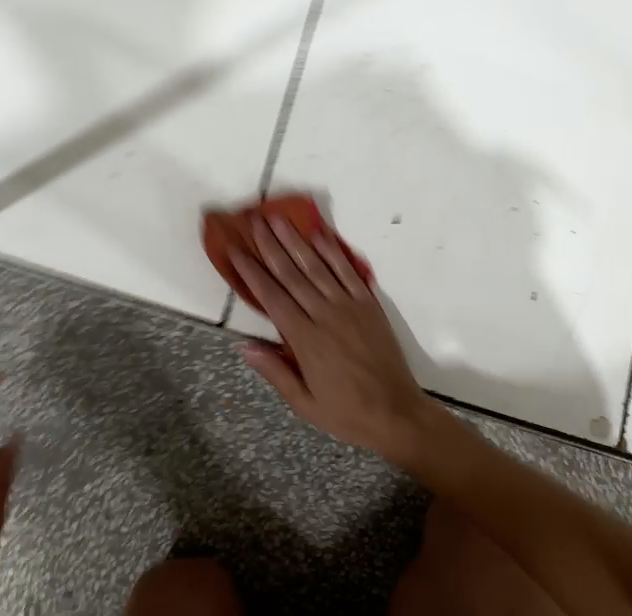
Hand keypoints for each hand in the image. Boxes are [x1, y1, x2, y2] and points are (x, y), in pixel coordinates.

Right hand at [228, 213, 441, 464]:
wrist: (397, 413)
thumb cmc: (346, 413)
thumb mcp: (304, 404)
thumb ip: (275, 371)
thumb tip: (243, 346)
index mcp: (305, 340)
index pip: (271, 296)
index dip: (250, 271)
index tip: (234, 249)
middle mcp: (324, 315)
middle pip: (291, 273)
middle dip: (269, 244)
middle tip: (253, 220)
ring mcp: (349, 306)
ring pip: (316, 266)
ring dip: (295, 240)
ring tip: (279, 218)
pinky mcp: (368, 304)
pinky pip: (348, 271)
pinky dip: (332, 251)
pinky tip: (319, 234)